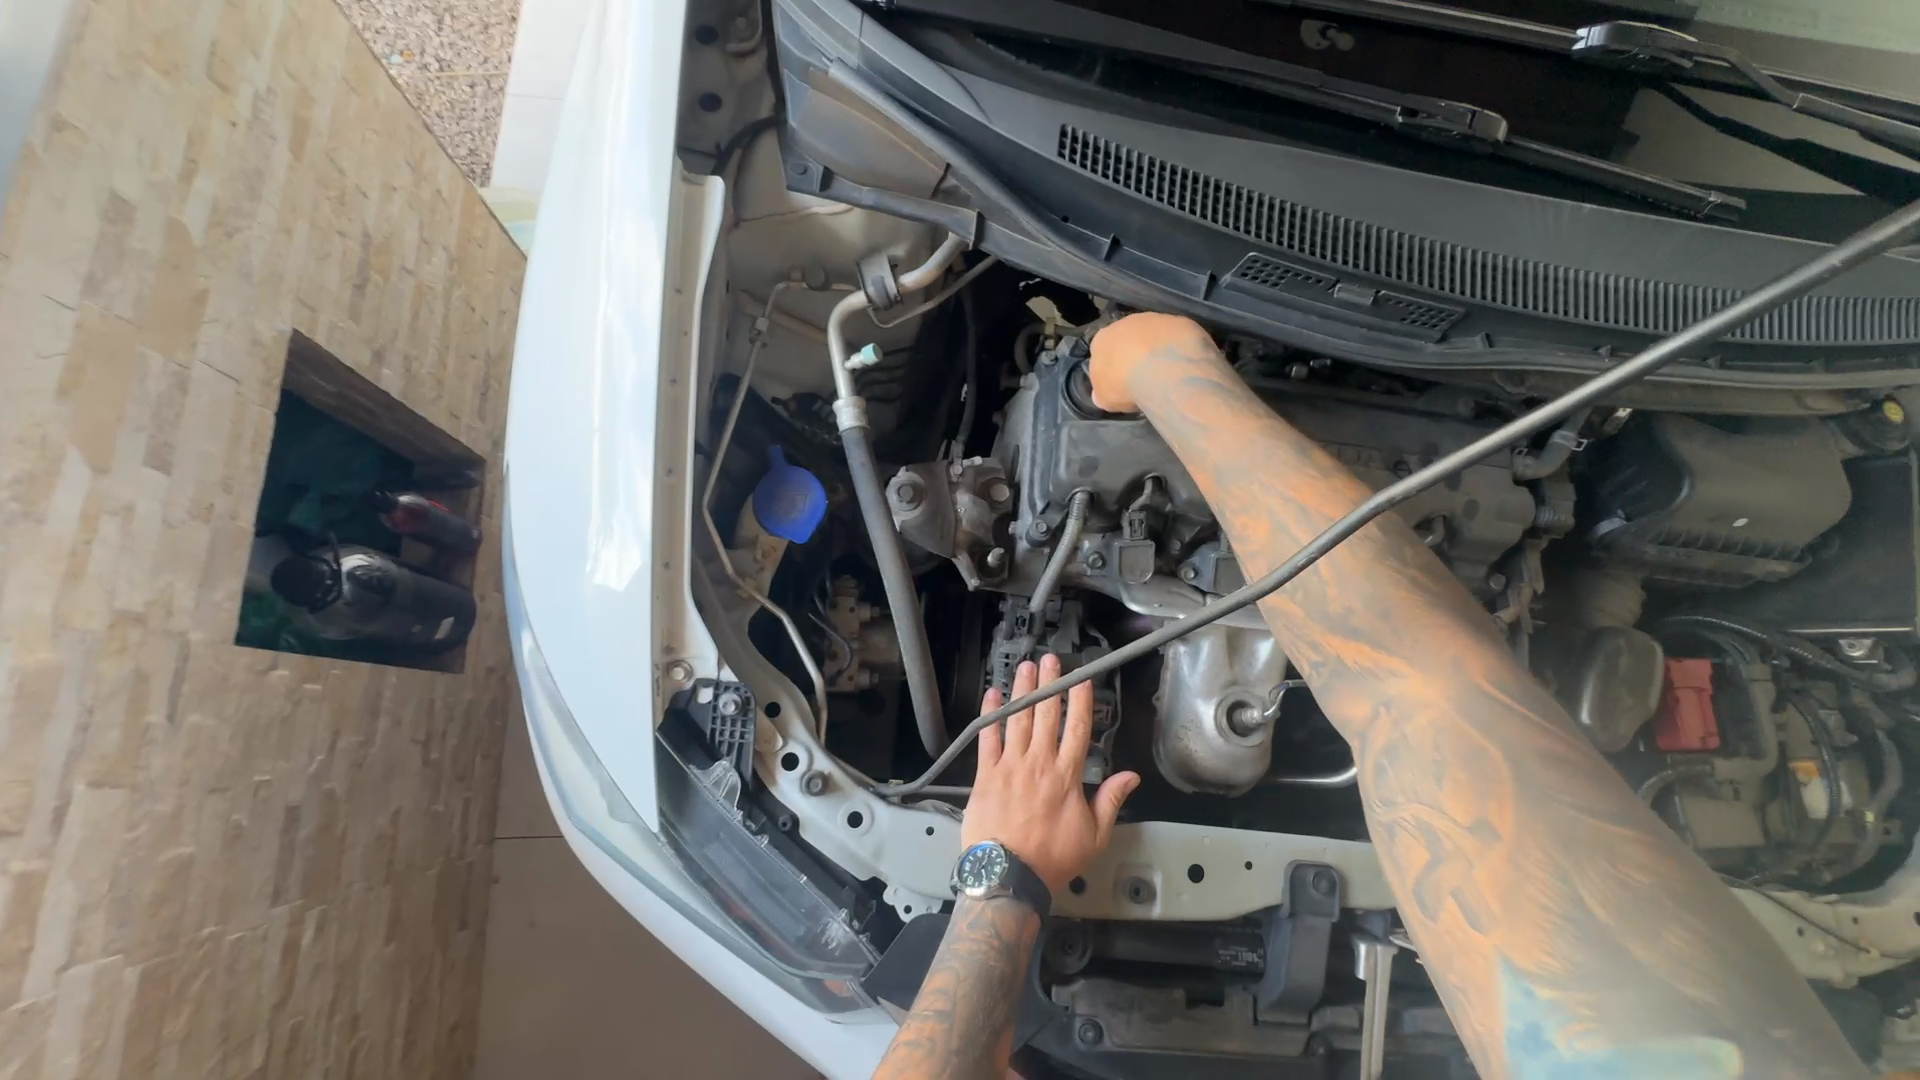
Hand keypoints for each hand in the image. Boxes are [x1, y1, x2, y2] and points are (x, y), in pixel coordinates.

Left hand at [961, 654, 1140, 892]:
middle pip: (1046, 714)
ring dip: (1022, 690)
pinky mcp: (985, 774)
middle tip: (1051, 659)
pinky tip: (992, 696)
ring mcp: (1010, 765)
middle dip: (1050, 683)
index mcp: (1067, 775)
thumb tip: (1131, 776)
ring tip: (1026, 667)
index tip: (1081, 677)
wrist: (1008, 875)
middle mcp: (1039, 763)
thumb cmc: (1052, 857)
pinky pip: (987, 738)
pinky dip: (989, 715)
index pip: (1077, 727)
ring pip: (1017, 719)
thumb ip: (1111, 800)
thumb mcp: (1093, 835)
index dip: (1080, 699)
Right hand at [1088, 313, 1223, 412]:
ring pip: (1154, 333)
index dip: (1112, 366)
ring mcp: (1155, 318)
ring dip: (1157, 349)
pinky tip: (1183, 366)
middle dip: (1134, 353)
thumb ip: (1101, 392)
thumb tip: (1101, 394)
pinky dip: (1179, 348)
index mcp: (1101, 339)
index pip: (1102, 350)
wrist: (1161, 370)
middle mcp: (1125, 322)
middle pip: (1128, 337)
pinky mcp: (1180, 321)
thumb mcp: (1104, 398)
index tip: (1120, 381)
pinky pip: (1177, 336)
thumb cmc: (1125, 385)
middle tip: (1144, 376)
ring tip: (1166, 372)